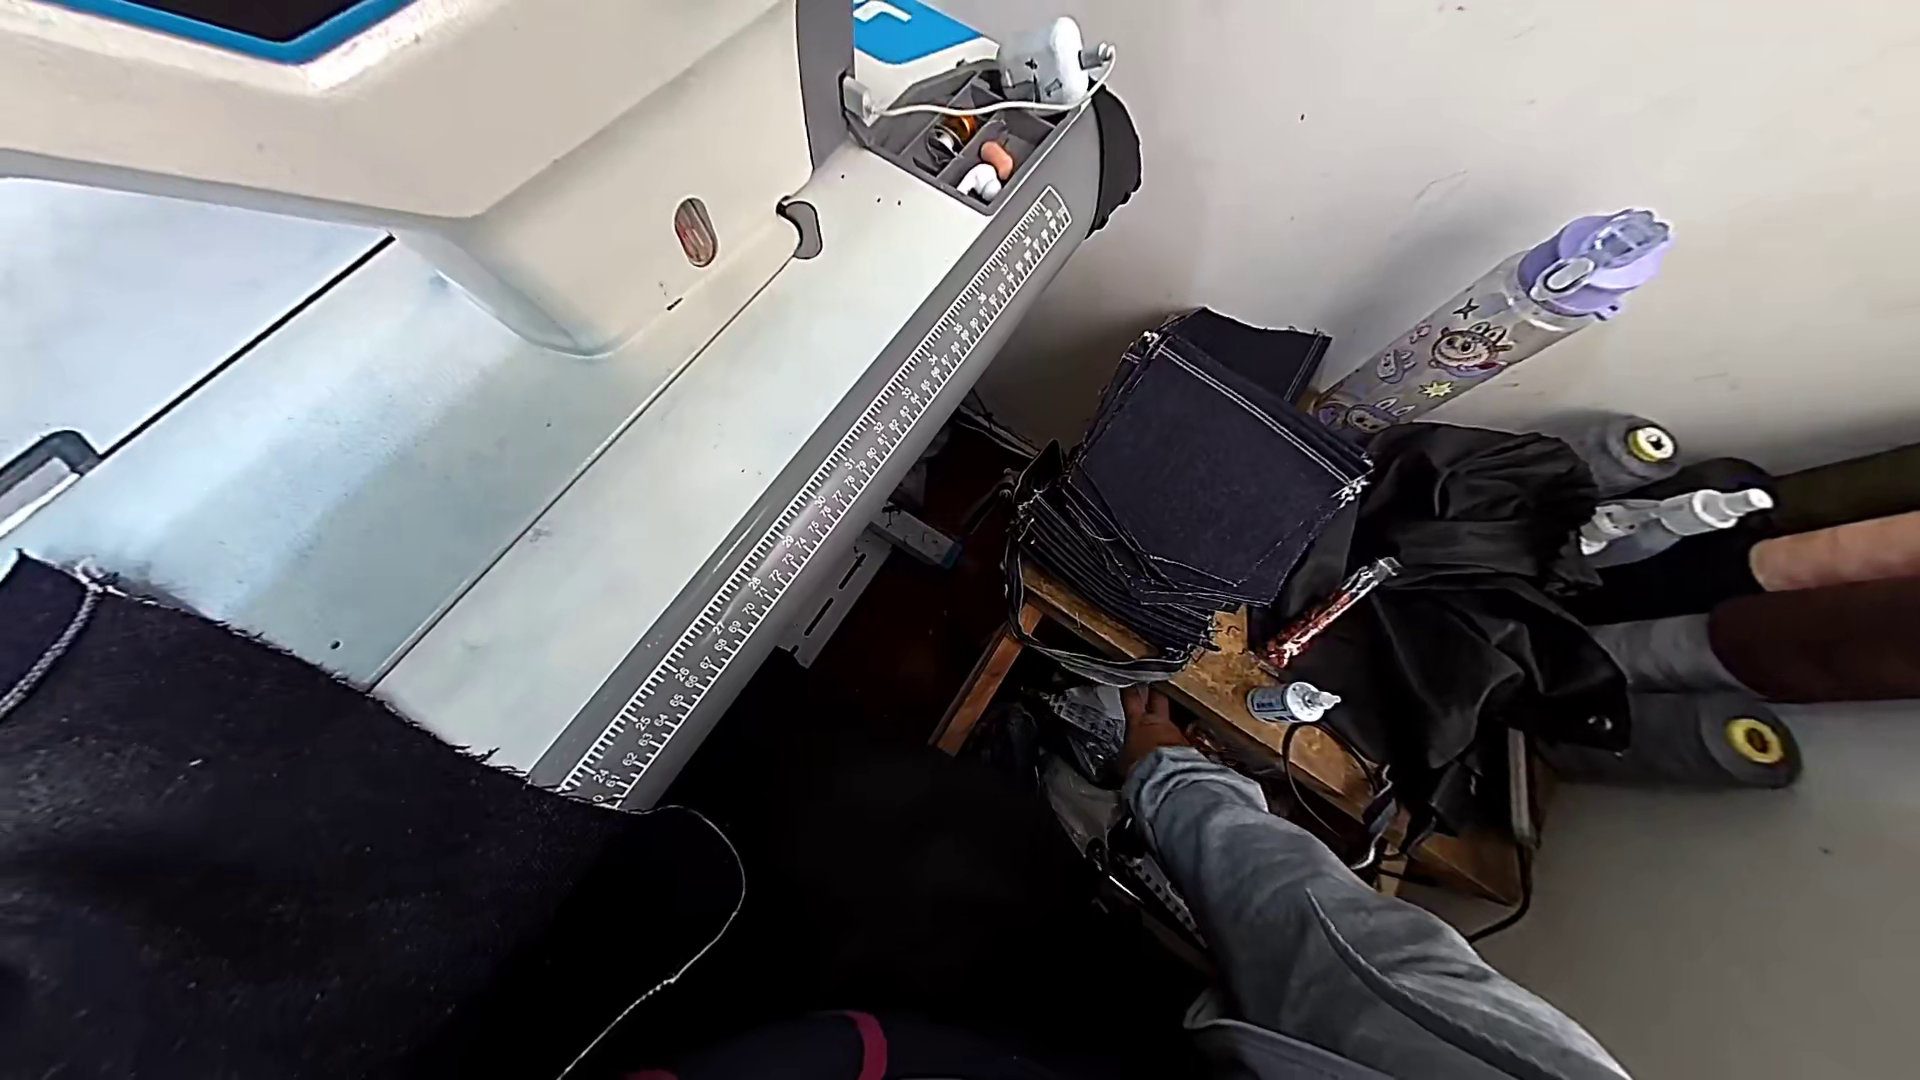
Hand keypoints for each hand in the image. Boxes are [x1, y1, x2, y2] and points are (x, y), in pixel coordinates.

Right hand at [1119, 684, 1187, 777]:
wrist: (1168, 779)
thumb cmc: (1142, 768)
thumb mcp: (1124, 762)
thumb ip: (1124, 755)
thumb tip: (1118, 764)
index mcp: (1138, 722)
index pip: (1132, 697)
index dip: (1129, 688)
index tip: (1128, 681)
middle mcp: (1159, 722)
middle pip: (1158, 697)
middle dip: (1154, 691)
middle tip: (1150, 686)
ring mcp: (1176, 732)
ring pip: (1170, 720)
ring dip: (1166, 721)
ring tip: (1161, 726)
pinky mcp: (1189, 746)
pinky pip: (1179, 739)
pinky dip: (1175, 741)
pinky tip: (1172, 750)